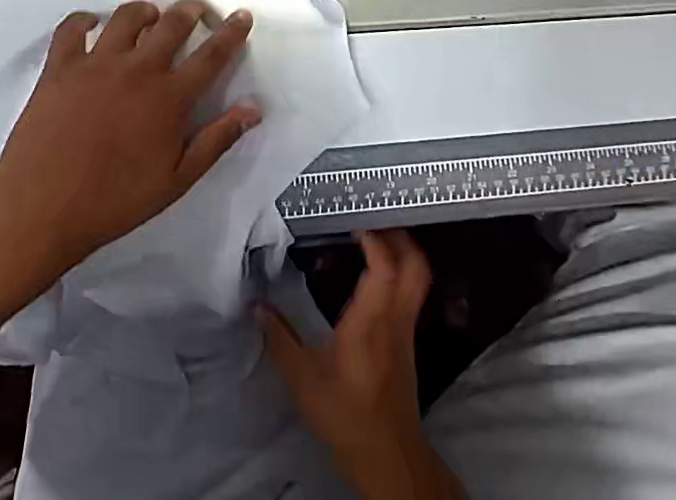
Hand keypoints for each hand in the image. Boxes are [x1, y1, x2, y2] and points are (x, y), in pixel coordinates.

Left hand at [0, 0, 258, 334]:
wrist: (43, 207)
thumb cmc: (116, 199)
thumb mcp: (178, 179)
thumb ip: (217, 139)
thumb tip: (253, 109)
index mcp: (170, 97)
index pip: (212, 55)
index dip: (231, 32)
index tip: (241, 16)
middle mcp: (137, 69)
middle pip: (173, 24)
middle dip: (191, 11)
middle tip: (197, 10)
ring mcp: (96, 64)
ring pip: (127, 17)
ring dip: (146, 11)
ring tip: (151, 16)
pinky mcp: (60, 67)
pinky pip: (72, 28)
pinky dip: (84, 20)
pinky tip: (92, 23)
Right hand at [261, 230, 464, 499]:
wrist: (388, 455)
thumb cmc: (344, 415)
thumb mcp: (302, 379)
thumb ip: (279, 339)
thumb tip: (257, 306)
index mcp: (369, 323)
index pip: (385, 269)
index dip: (375, 240)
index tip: (355, 224)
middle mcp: (395, 319)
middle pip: (415, 265)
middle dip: (399, 236)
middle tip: (373, 219)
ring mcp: (406, 329)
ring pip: (418, 278)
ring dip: (403, 251)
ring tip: (374, 238)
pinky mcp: (408, 339)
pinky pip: (411, 293)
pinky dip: (399, 272)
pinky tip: (375, 275)